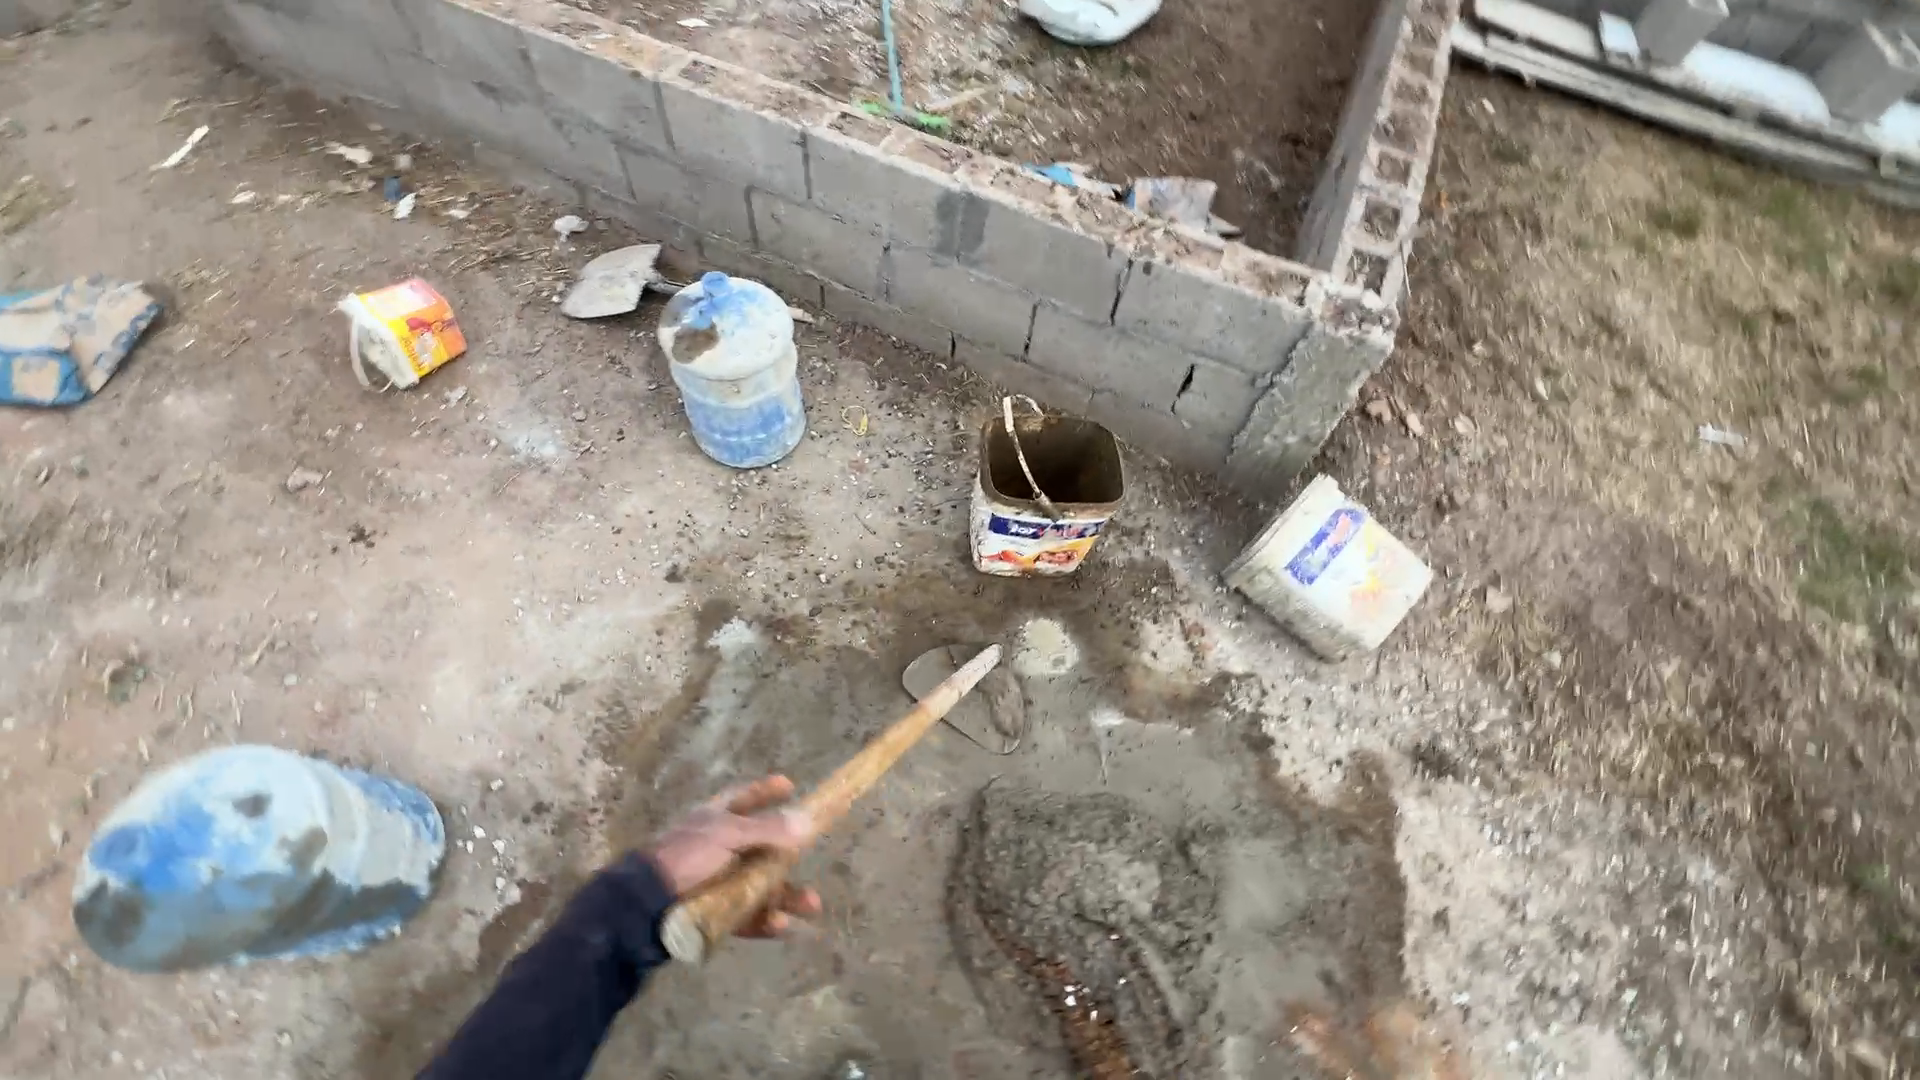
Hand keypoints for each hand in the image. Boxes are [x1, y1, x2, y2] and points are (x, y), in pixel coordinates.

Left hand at [646, 774, 822, 937]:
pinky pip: (749, 916)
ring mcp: (720, 881)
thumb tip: (807, 820)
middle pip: (764, 848)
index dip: (766, 790)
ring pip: (762, 887)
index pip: (746, 798)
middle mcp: (722, 848)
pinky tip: (782, 925)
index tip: (790, 785)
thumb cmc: (685, 856)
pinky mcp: (717, 913)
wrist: (642, 908)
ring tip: (812, 905)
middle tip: (812, 855)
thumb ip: (768, 828)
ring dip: (788, 895)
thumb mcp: (727, 834)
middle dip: (791, 856)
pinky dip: (767, 921)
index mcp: (718, 819)